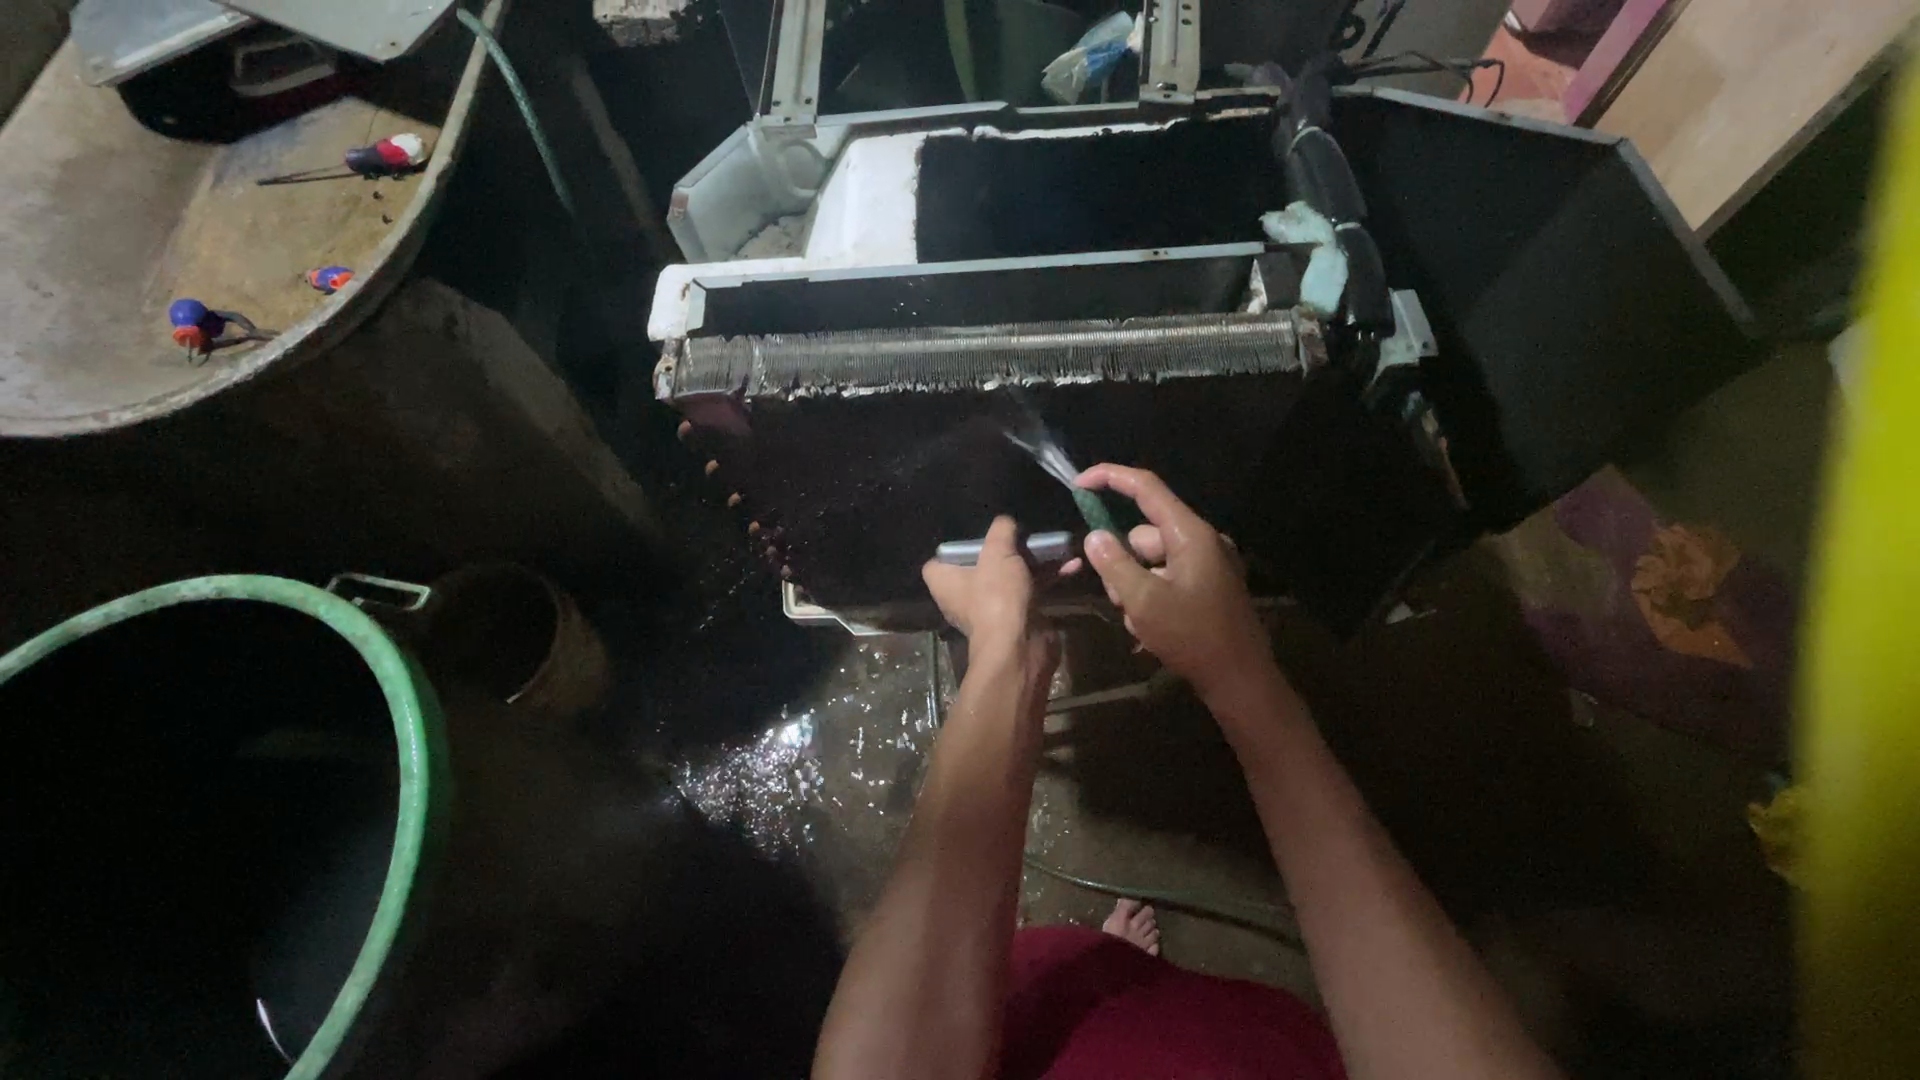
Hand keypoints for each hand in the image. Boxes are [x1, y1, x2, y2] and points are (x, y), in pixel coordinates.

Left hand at [922, 516, 1045, 653]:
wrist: (1020, 645)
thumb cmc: (996, 596)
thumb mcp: (998, 552)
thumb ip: (1001, 531)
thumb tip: (1005, 522)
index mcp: (945, 582)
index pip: (936, 564)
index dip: (953, 549)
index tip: (974, 537)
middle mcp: (963, 596)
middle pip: (981, 565)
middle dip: (1004, 550)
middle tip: (1022, 533)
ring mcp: (991, 608)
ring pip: (1011, 576)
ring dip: (1035, 561)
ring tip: (1057, 544)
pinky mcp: (1017, 616)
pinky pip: (1031, 590)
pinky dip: (1048, 577)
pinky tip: (1072, 564)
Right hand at [1075, 465, 1272, 704]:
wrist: (1240, 680)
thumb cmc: (1193, 636)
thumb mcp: (1144, 601)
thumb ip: (1115, 564)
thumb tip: (1094, 536)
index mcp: (1191, 534)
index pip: (1147, 489)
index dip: (1110, 478)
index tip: (1078, 485)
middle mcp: (1201, 541)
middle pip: (1143, 533)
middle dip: (1121, 561)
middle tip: (1119, 599)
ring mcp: (1207, 565)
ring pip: (1150, 560)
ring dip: (1134, 585)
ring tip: (1139, 621)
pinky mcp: (1207, 586)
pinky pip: (1166, 577)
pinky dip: (1151, 596)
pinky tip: (1152, 628)